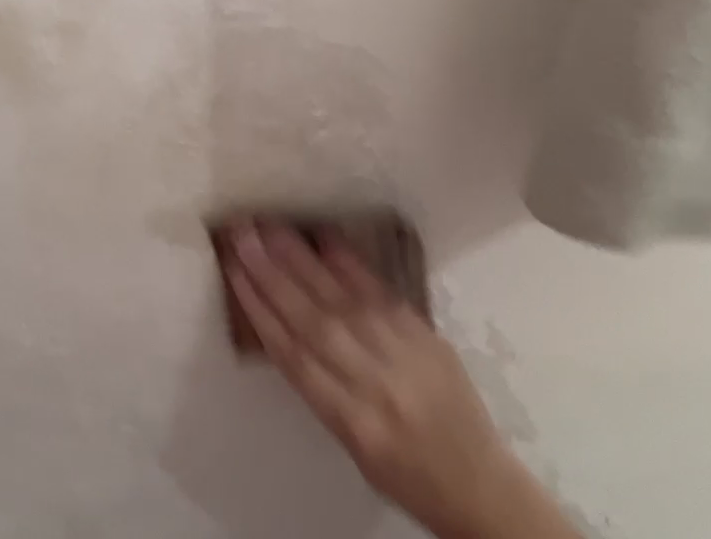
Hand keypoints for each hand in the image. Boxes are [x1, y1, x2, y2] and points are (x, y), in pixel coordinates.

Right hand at [224, 223, 510, 538]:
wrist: (478, 482)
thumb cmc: (404, 473)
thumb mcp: (350, 444)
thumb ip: (320, 387)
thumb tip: (285, 328)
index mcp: (349, 419)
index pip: (292, 356)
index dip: (258, 310)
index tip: (232, 270)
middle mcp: (372, 383)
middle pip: (312, 321)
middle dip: (271, 273)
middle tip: (242, 233)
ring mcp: (402, 354)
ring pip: (341, 301)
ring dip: (302, 260)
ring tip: (271, 227)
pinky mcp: (425, 335)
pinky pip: (381, 295)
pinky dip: (350, 264)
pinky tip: (326, 238)